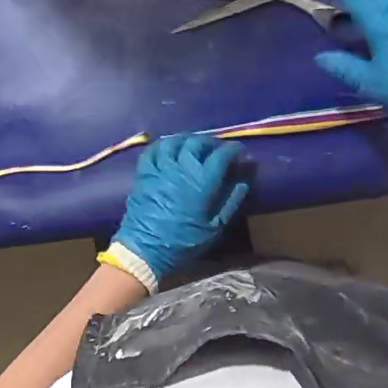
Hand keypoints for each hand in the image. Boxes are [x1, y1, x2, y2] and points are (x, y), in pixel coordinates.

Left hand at [106, 134, 249, 289]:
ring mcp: (160, 167)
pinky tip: (169, 148)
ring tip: (193, 145)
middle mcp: (182, 168)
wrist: (145, 248)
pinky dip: (163, 145)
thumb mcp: (214, 226)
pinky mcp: (144, 171)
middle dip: (211, 142)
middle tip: (216, 149)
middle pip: (198, 142)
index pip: (221, 154)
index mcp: (202, 181)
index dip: (233, 150)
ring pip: (175, 141)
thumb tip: (243, 180)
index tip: (239, 152)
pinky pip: (154, 149)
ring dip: (187, 140)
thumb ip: (231, 200)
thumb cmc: (183, 241)